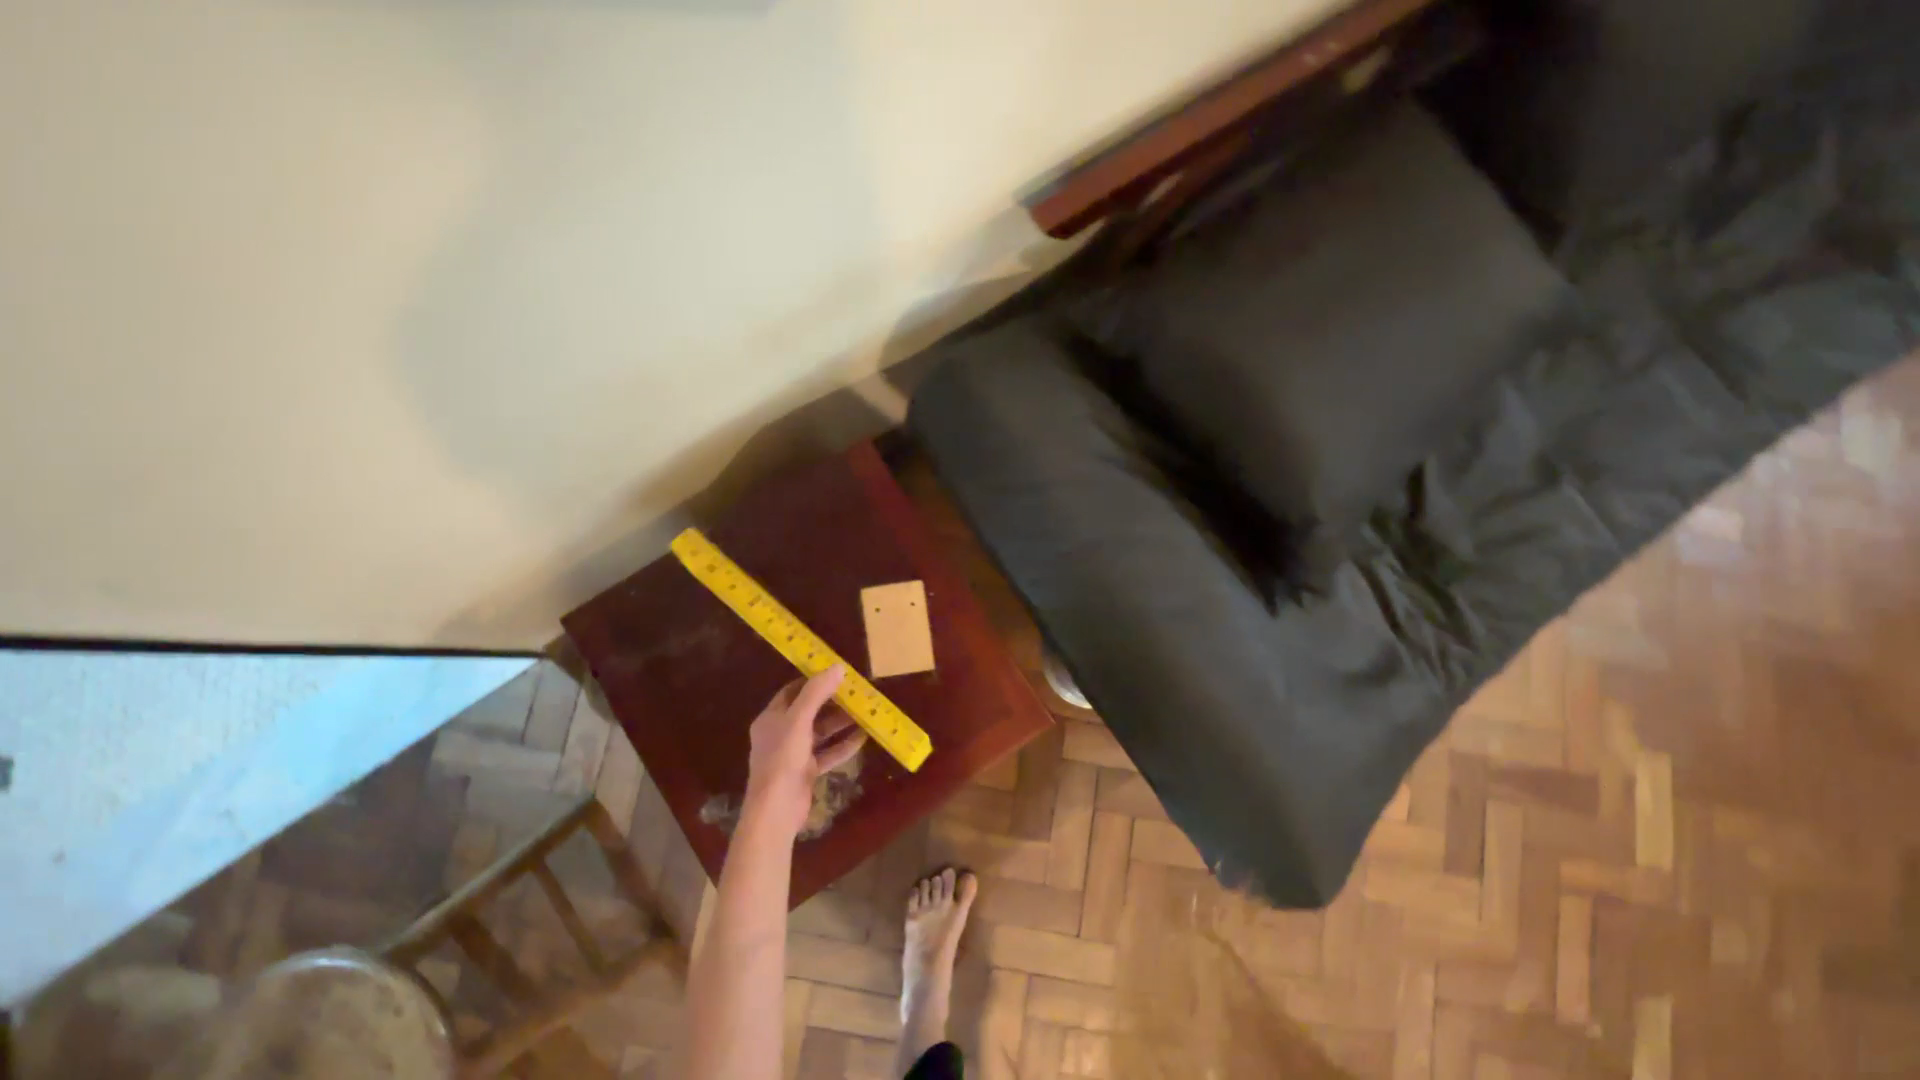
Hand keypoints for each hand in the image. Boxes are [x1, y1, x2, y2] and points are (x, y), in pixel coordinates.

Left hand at [742, 664, 867, 838]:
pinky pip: (827, 754)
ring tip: (865, 713)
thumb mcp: (799, 721)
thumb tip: (837, 667)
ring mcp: (793, 754)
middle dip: (832, 703)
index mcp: (771, 718)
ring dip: (841, 724)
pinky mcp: (806, 771)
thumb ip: (816, 693)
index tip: (835, 674)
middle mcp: (780, 733)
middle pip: (809, 712)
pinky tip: (863, 738)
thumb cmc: (782, 759)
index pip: (792, 692)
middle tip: (856, 693)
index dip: (812, 681)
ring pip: (820, 733)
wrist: (776, 809)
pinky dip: (843, 746)